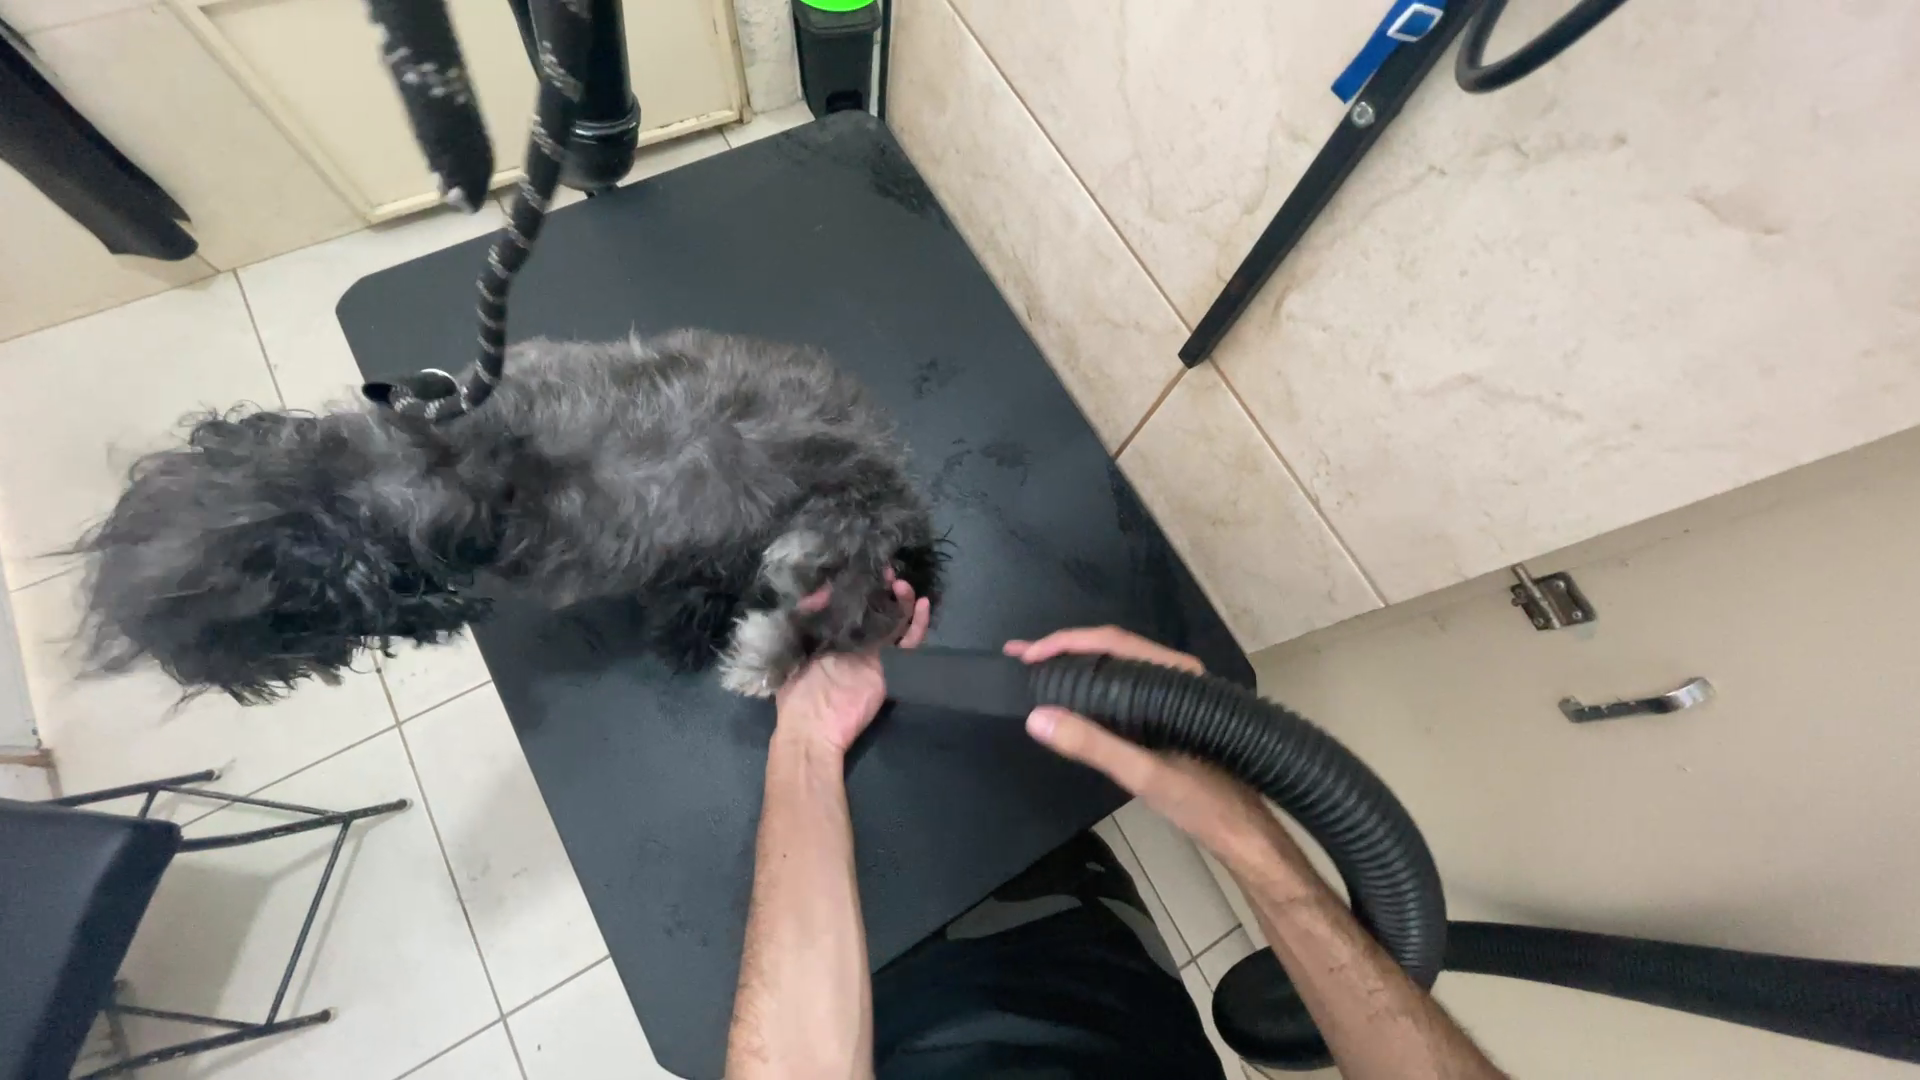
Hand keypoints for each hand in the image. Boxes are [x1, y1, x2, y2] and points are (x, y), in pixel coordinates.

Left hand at [774, 576, 930, 756]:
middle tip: (887, 570)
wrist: (813, 728)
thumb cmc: (796, 689)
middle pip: (877, 609)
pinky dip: (917, 624)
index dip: (859, 585)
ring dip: (903, 601)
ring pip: (896, 622)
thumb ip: (805, 615)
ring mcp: (876, 654)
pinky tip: (921, 604)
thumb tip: (823, 588)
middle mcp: (856, 641)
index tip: (863, 568)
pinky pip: (909, 643)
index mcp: (832, 635)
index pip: (850, 604)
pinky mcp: (892, 667)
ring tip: (903, 583)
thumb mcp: (792, 645)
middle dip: (884, 588)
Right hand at [1005, 627, 1305, 873]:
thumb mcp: (1144, 775)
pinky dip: (1090, 683)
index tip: (1027, 655)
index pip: (1112, 642)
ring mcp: (1174, 690)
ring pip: (1115, 664)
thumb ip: (1092, 745)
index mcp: (1177, 675)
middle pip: (1111, 647)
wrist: (1245, 835)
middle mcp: (1177, 673)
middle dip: (1062, 649)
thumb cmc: (1202, 802)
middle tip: (1020, 656)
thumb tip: (1038, 717)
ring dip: (1074, 665)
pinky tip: (1070, 694)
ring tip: (1035, 668)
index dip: (1065, 644)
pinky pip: (1122, 683)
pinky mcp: (1168, 709)